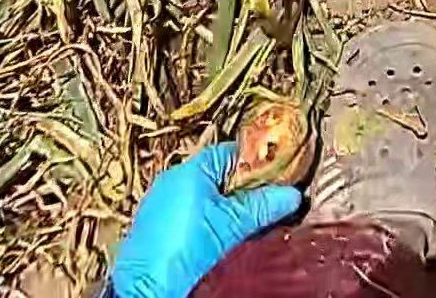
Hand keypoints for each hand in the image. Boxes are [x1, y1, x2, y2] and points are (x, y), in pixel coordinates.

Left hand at [109, 142, 302, 297]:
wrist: (143, 292)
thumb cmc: (184, 251)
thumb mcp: (232, 226)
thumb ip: (262, 206)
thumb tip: (292, 195)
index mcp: (192, 167)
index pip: (233, 152)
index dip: (254, 165)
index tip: (273, 179)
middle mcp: (174, 178)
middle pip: (219, 174)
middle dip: (240, 190)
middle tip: (261, 205)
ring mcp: (159, 202)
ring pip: (203, 195)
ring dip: (222, 207)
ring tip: (240, 226)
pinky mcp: (151, 226)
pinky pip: (185, 213)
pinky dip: (202, 221)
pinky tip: (213, 240)